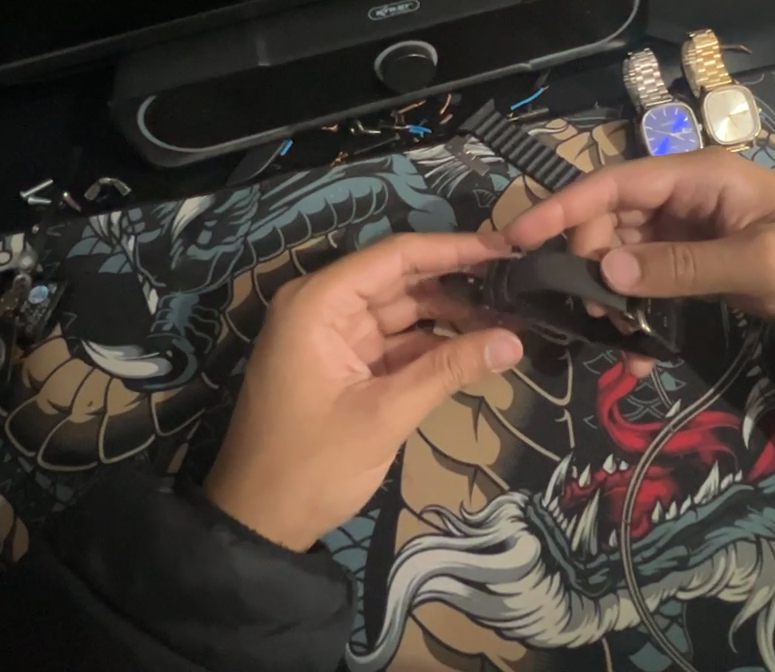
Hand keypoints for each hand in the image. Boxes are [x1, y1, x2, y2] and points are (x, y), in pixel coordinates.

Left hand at [204, 233, 524, 549]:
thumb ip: (449, 370)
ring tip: (509, 311)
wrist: (257, 526)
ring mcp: (337, 334)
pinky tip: (478, 342)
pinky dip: (435, 341)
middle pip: (403, 278)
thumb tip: (515, 340)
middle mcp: (327, 305)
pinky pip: (399, 339)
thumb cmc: (311, 465)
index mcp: (321, 302)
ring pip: (406, 308)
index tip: (505, 247)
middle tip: (517, 280)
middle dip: (459, 280)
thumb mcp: (385, 414)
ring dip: (452, 312)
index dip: (454, 248)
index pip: (397, 257)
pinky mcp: (347, 361)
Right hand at [503, 148, 774, 372]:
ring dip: (610, 291)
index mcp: (699, 175)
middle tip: (584, 309)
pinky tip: (637, 346)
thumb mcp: (762, 263)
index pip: (617, 182)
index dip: (565, 205)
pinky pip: (649, 279)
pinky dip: (636, 308)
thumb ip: (683, 266)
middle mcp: (685, 196)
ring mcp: (689, 230)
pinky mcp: (695, 261)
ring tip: (614, 334)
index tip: (521, 236)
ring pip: (624, 252)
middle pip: (612, 218)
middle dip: (588, 259)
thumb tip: (604, 272)